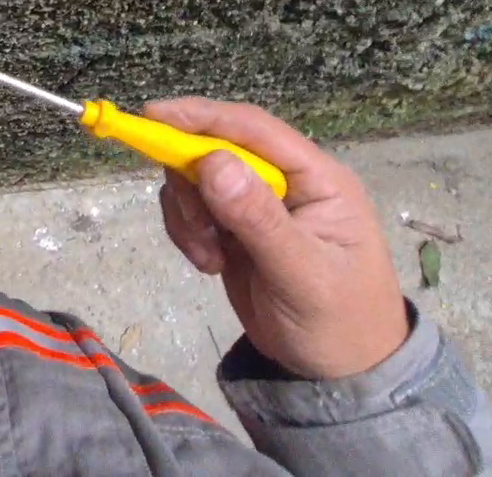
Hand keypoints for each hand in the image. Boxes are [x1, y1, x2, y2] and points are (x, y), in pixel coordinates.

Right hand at [152, 98, 407, 379]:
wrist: (338, 376)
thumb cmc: (338, 323)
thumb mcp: (301, 274)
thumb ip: (258, 218)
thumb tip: (212, 162)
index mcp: (316, 178)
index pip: (252, 128)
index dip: (201, 116)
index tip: (152, 116)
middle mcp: (283, 179)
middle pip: (213, 147)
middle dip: (190, 179)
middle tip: (193, 221)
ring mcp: (254, 200)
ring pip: (194, 176)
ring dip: (187, 212)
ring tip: (207, 254)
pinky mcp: (229, 223)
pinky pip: (188, 205)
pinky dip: (185, 231)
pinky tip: (208, 263)